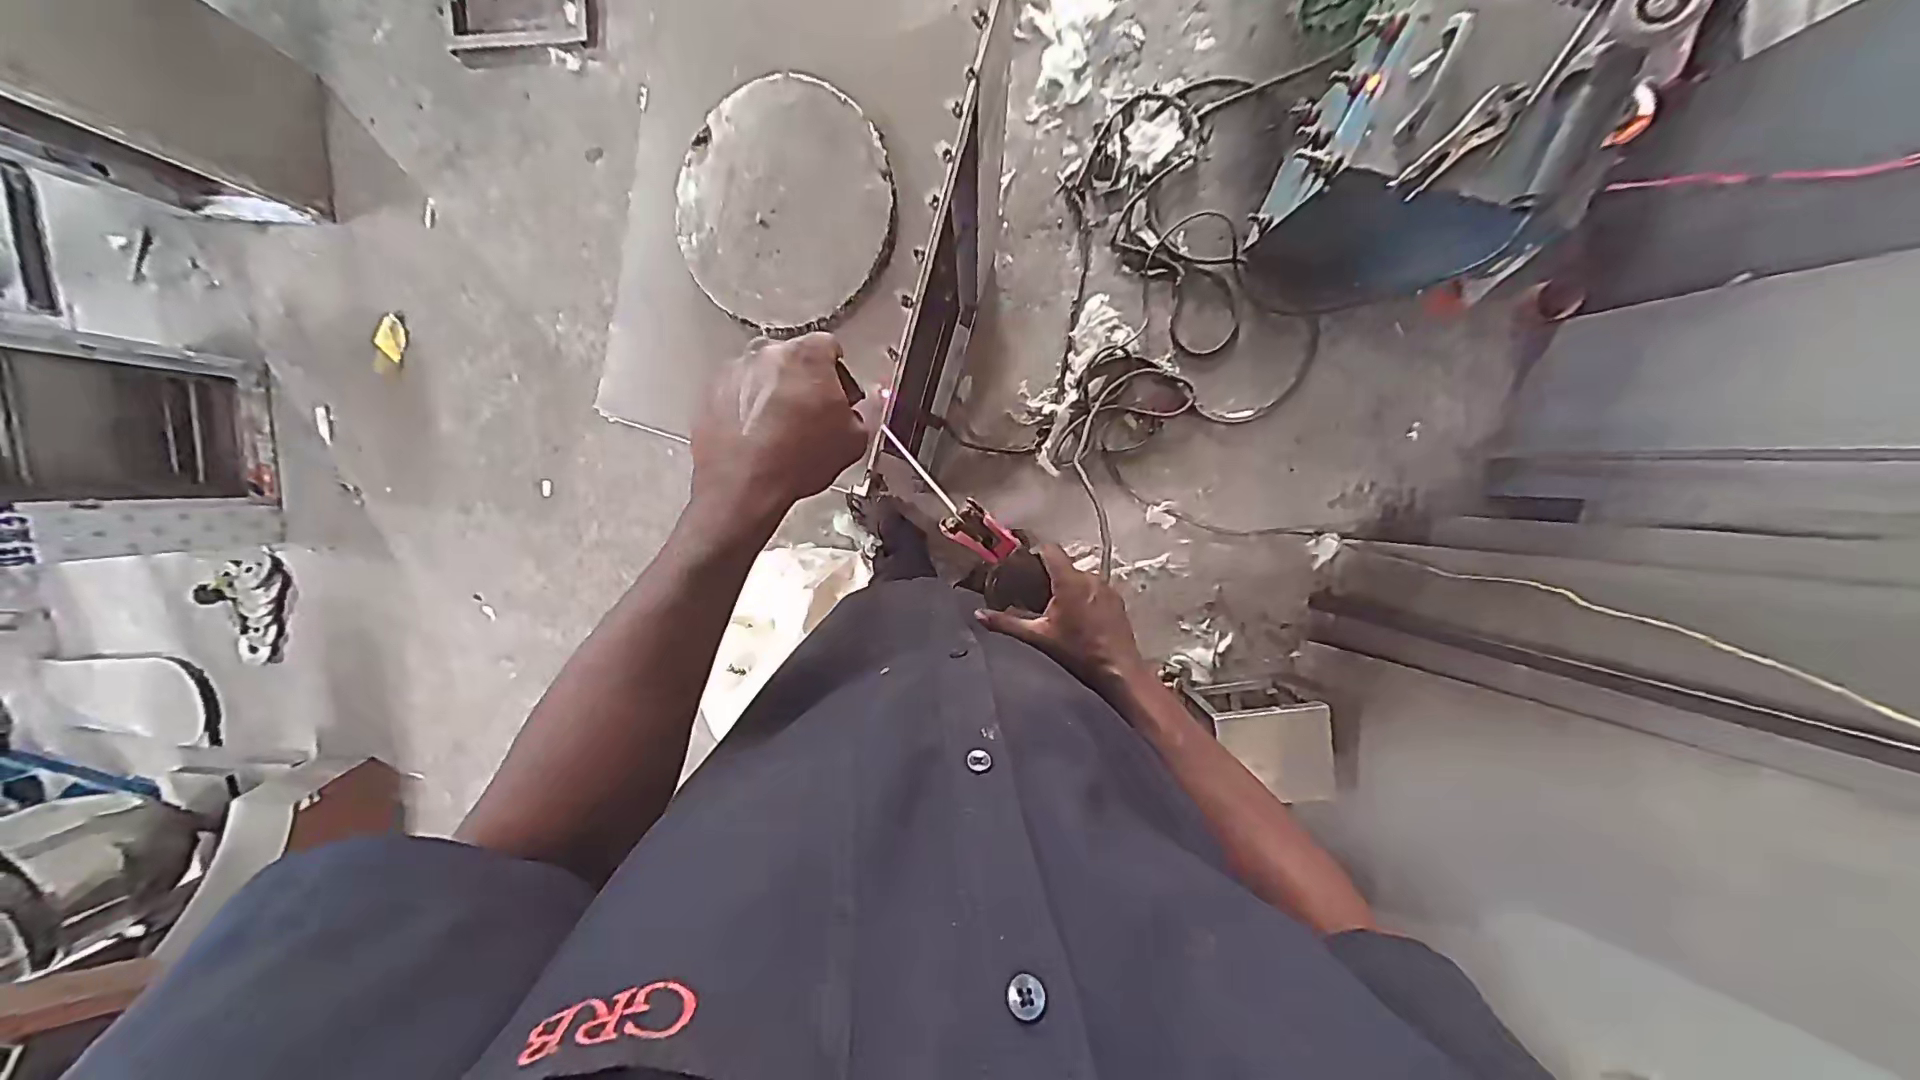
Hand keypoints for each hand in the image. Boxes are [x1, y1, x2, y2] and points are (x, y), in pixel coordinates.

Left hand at [690, 333, 870, 530]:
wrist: (744, 485)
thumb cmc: (796, 460)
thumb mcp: (854, 440)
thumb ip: (865, 412)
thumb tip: (866, 406)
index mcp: (808, 355)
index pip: (831, 347)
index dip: (839, 373)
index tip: (839, 394)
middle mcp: (768, 353)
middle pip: (795, 359)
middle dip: (806, 382)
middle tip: (814, 416)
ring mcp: (736, 370)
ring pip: (765, 375)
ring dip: (776, 394)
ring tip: (784, 432)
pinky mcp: (712, 391)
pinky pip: (739, 393)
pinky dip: (749, 408)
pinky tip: (760, 438)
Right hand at [975, 544, 1151, 692]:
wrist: (1117, 669)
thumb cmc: (1078, 652)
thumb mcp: (1038, 637)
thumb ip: (1007, 623)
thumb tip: (980, 615)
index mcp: (1069, 581)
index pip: (1050, 550)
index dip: (1035, 552)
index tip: (1023, 563)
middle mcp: (1090, 578)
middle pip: (1064, 565)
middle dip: (1050, 576)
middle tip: (1035, 594)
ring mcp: (1107, 588)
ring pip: (1081, 577)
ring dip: (1068, 587)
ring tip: (1057, 608)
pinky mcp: (1117, 600)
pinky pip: (1095, 589)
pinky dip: (1085, 596)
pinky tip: (1079, 616)